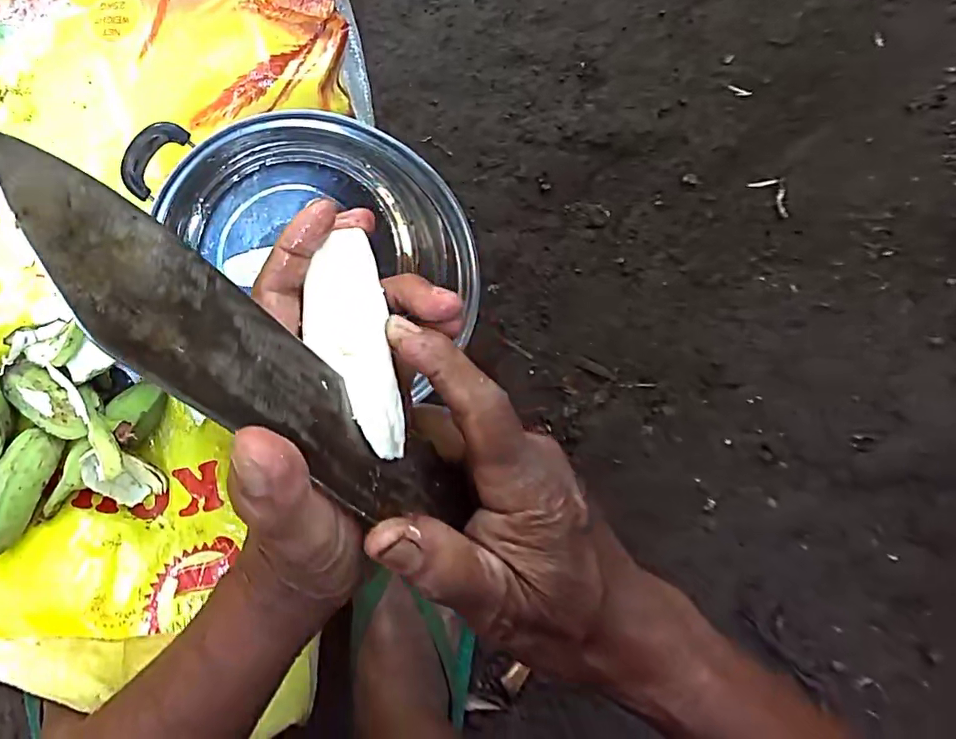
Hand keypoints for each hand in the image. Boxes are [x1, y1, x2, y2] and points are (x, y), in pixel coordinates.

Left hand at [233, 199, 467, 606]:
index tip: (324, 215)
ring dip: (405, 300)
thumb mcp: (286, 526)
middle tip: (388, 243)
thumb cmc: (296, 544)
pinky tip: (451, 332)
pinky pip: (398, 349)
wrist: (329, 573)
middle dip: (357, 264)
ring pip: (367, 317)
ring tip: (448, 308)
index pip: (273, 300)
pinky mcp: (376, 398)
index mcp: (272, 382)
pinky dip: (425, 333)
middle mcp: (303, 369)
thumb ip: (272, 495)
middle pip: (326, 297)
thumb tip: (258, 446)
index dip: (294, 254)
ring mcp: (341, 380)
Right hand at [364, 320, 651, 689]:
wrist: (615, 625)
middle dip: (398, 384)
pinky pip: (453, 428)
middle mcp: (525, 450)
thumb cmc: (564, 617)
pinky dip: (417, 432)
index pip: (483, 405)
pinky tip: (386, 445)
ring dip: (403, 415)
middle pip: (453, 402)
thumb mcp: (498, 606)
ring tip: (350, 415)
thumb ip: (441, 567)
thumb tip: (380, 535)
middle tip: (341, 378)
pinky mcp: (503, 453)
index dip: (439, 362)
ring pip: (448, 416)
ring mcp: (516, 448)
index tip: (398, 331)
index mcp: (528, 481)